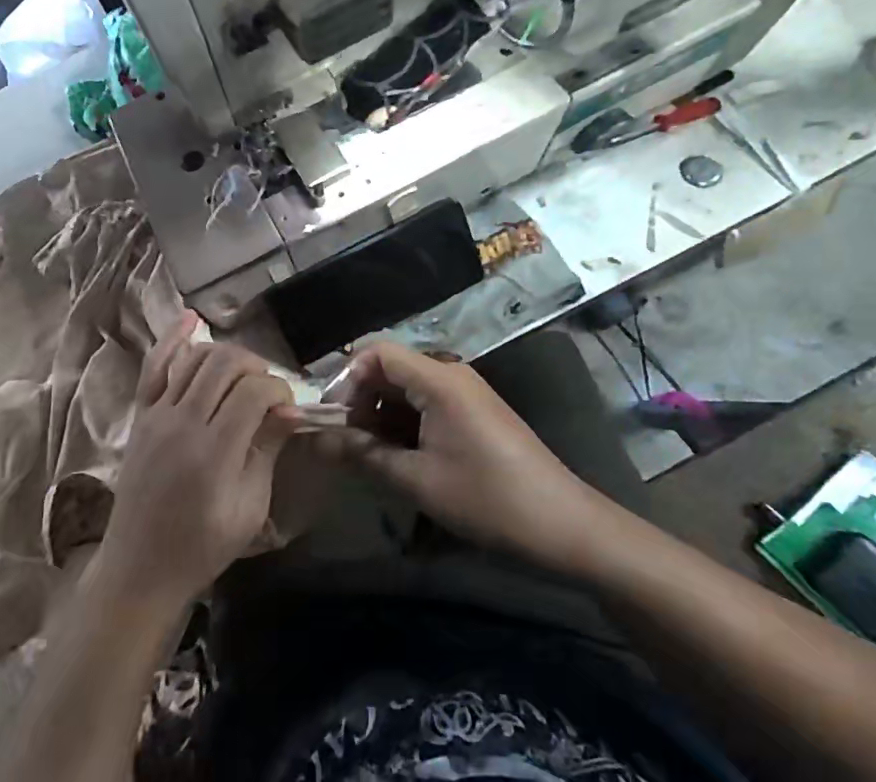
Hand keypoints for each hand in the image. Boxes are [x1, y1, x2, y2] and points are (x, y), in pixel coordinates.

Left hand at [94, 311, 296, 607]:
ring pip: (195, 358)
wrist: (140, 568)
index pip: (254, 391)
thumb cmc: (203, 547)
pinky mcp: (140, 417)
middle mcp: (182, 423)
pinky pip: (154, 366)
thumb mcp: (250, 507)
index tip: (288, 410)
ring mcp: (155, 416)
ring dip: (226, 355)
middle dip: (256, 367)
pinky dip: (173, 339)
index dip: (279, 391)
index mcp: (214, 452)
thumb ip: (267, 449)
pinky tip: (193, 320)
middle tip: (268, 392)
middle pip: (225, 364)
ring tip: (243, 374)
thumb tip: (290, 411)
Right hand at [311, 341, 612, 571]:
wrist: (560, 522)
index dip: (346, 379)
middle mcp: (450, 375)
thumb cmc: (486, 497)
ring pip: (405, 390)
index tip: (331, 418)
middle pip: (390, 369)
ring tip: (365, 457)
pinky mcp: (471, 414)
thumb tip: (316, 440)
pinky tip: (394, 459)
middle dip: (359, 400)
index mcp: (439, 379)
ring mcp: (463, 394)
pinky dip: (402, 426)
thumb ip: (363, 454)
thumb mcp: (416, 479)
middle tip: (342, 443)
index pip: (377, 352)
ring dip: (379, 417)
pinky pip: (425, 406)